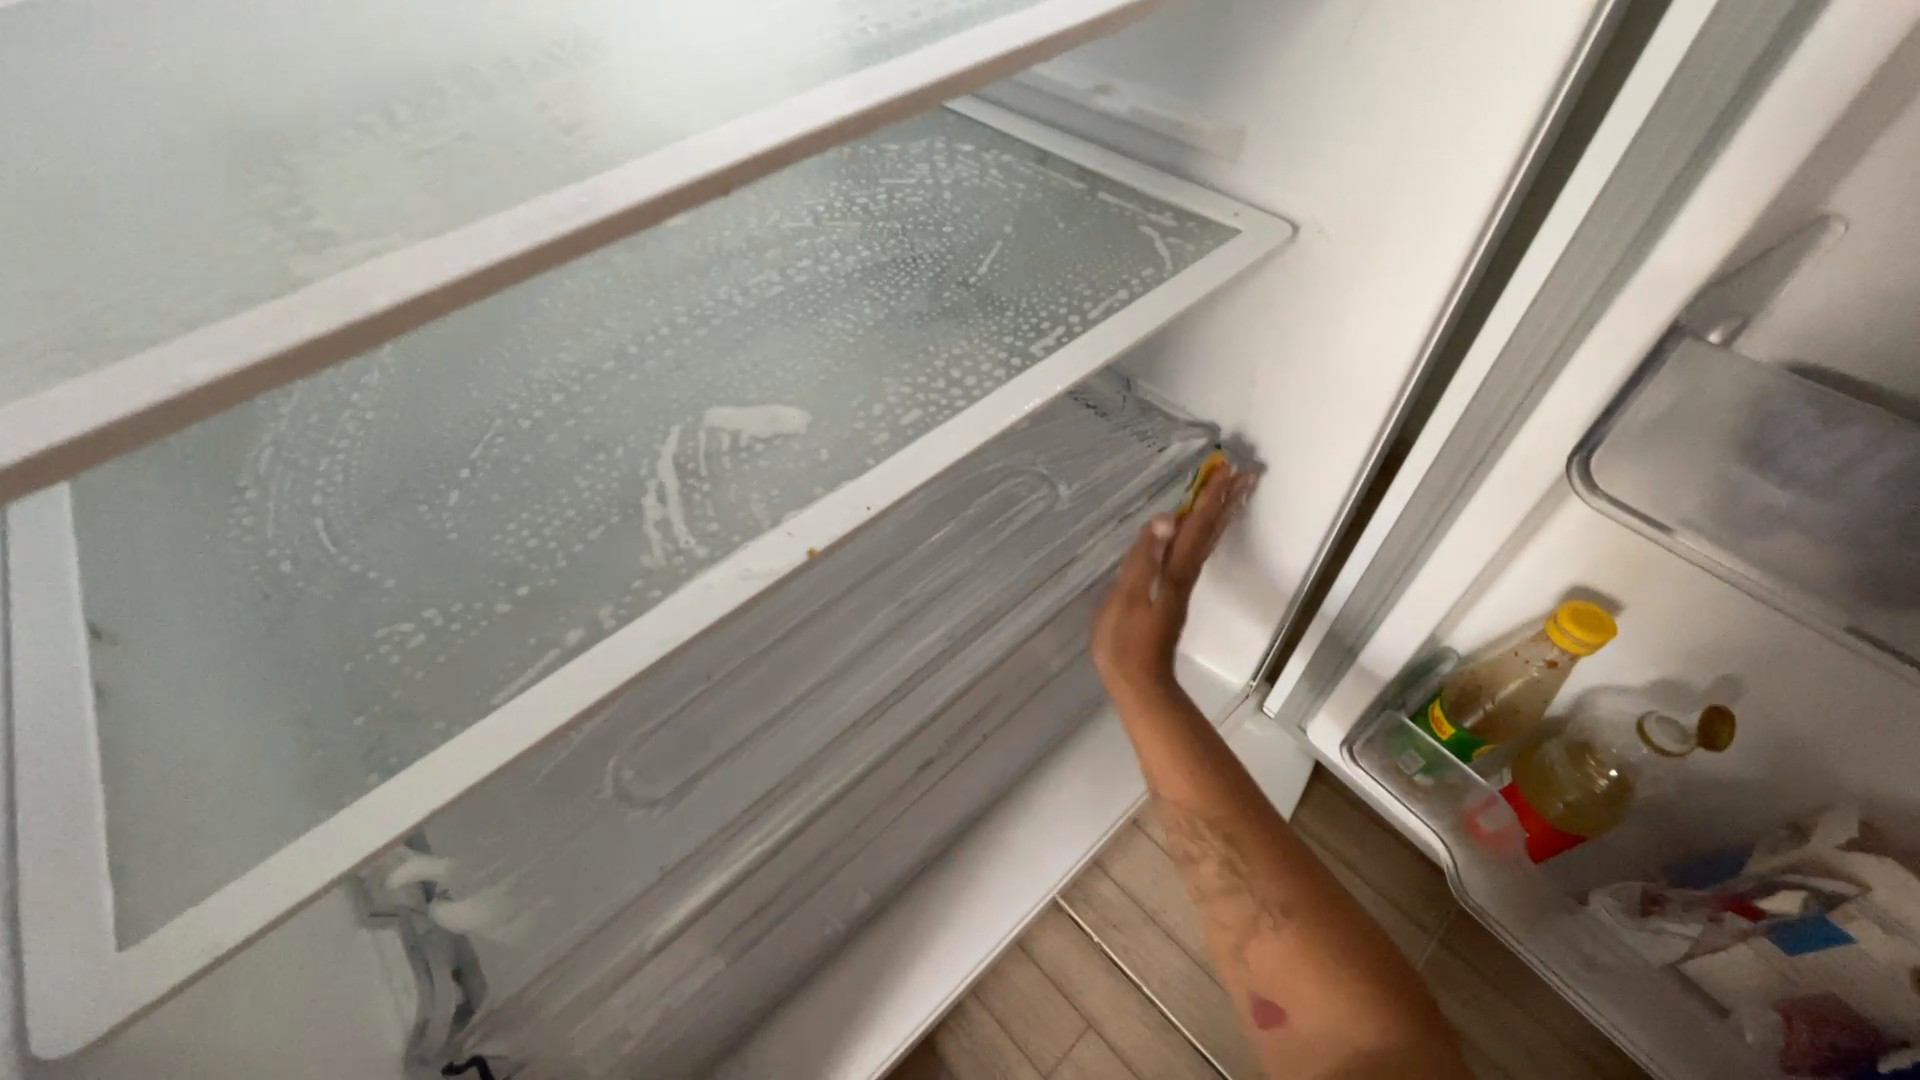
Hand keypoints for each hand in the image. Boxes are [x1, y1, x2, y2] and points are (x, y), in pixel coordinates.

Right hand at [1092, 461, 1253, 705]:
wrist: (1137, 682)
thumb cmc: (1126, 640)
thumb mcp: (1129, 596)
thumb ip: (1145, 557)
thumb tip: (1165, 519)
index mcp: (1173, 571)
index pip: (1193, 527)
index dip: (1208, 499)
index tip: (1227, 470)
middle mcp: (1183, 575)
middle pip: (1208, 533)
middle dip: (1222, 503)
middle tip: (1244, 475)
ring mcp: (1179, 587)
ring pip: (1204, 544)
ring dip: (1217, 518)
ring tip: (1231, 496)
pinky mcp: (1171, 597)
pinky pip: (1194, 556)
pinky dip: (1203, 537)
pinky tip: (1196, 535)